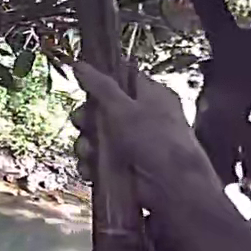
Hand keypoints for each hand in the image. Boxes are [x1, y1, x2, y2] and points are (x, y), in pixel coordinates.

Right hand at [71, 61, 224, 216]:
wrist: (172, 188)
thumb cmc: (153, 139)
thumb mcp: (124, 108)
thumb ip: (100, 86)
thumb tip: (78, 63)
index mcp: (151, 96)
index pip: (123, 79)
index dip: (101, 80)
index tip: (82, 84)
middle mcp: (142, 117)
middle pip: (103, 109)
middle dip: (87, 118)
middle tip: (82, 123)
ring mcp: (132, 143)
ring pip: (97, 136)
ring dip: (87, 144)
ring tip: (89, 152)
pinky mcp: (124, 166)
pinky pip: (98, 159)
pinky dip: (92, 164)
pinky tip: (90, 169)